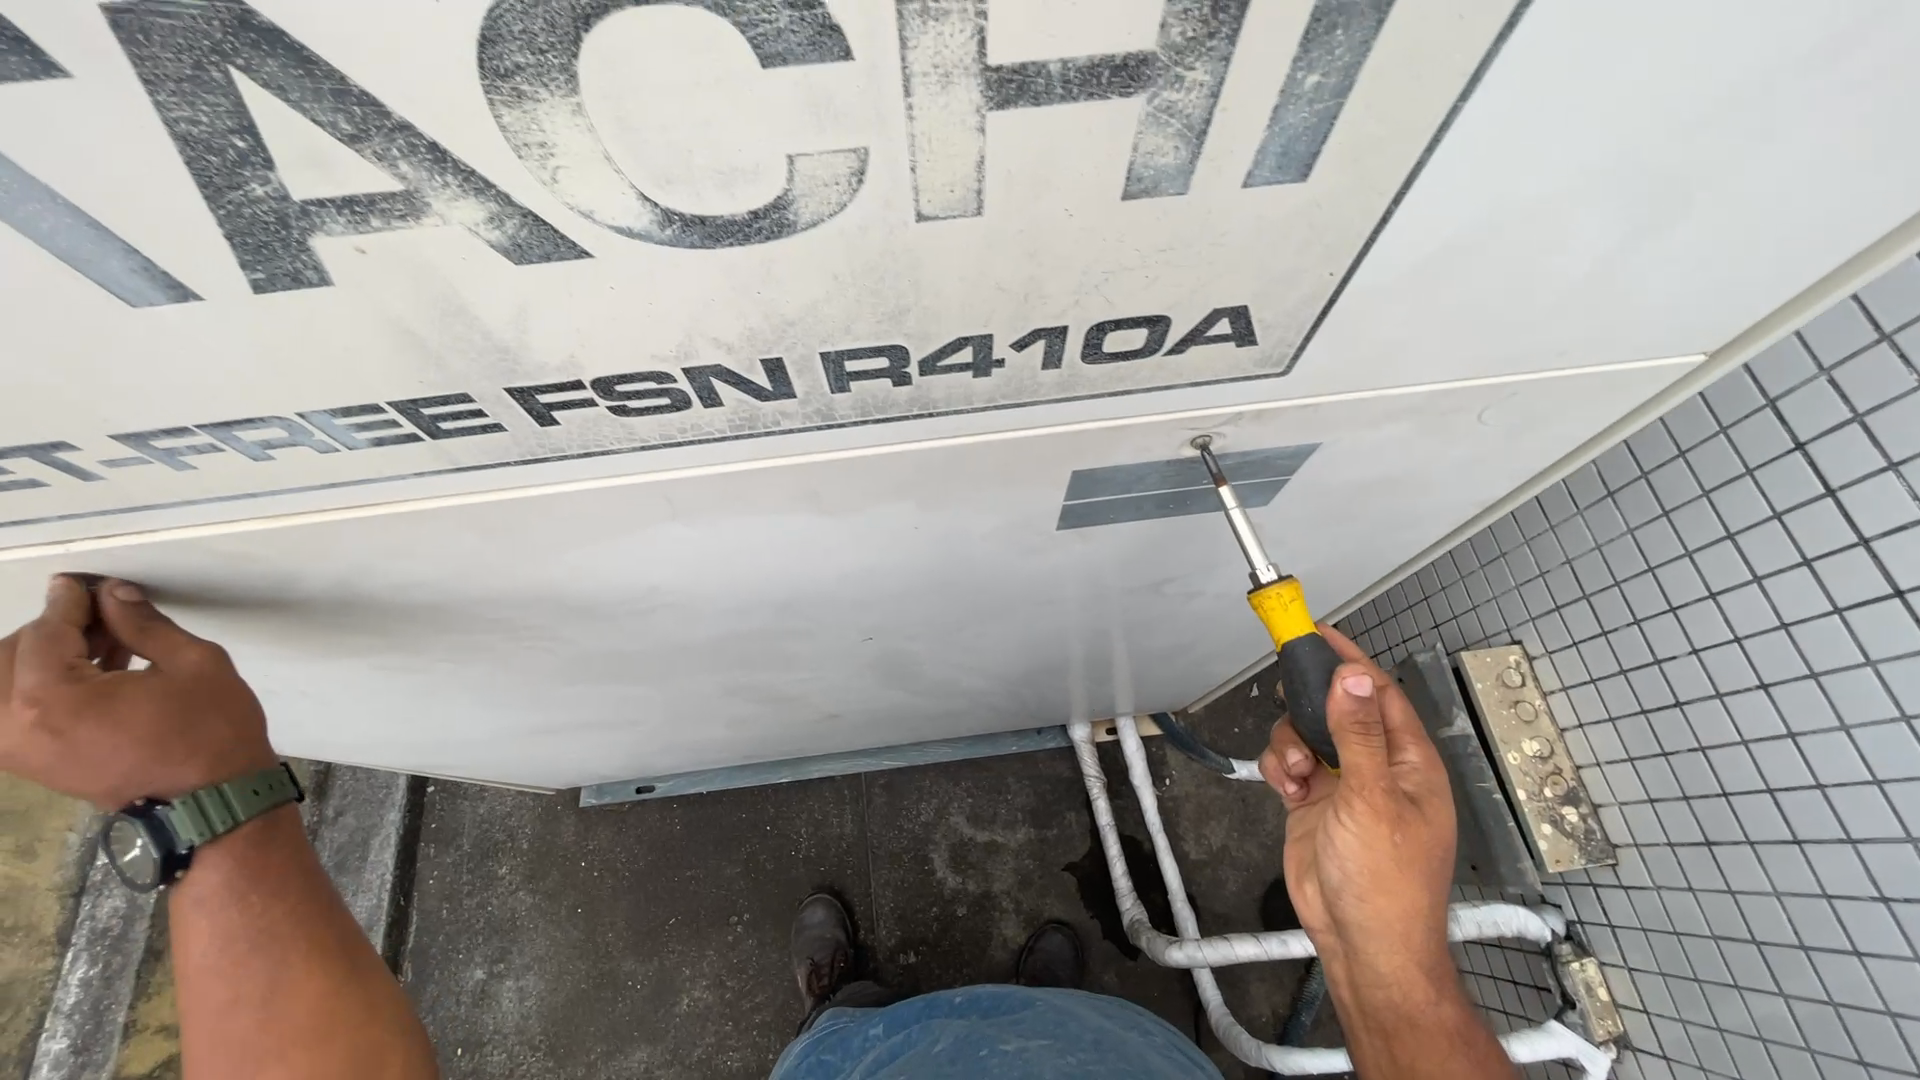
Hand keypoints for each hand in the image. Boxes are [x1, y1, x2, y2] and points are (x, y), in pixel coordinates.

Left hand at [0, 575, 275, 808]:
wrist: (211, 796)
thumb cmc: (211, 727)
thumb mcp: (196, 664)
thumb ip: (145, 626)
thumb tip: (113, 595)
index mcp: (52, 697)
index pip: (45, 633)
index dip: (68, 603)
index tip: (81, 584)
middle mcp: (12, 723)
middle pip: (8, 656)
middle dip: (51, 630)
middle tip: (102, 617)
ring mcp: (14, 748)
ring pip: (2, 684)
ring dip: (40, 658)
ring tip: (98, 647)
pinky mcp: (26, 761)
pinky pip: (11, 712)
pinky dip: (36, 687)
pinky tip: (89, 676)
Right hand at [1258, 625, 1455, 977]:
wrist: (1360, 941)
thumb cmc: (1384, 875)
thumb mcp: (1371, 798)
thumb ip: (1357, 733)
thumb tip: (1351, 676)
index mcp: (1408, 761)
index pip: (1379, 694)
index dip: (1350, 662)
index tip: (1317, 634)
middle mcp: (1376, 766)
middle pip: (1337, 709)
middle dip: (1309, 703)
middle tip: (1283, 687)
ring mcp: (1344, 785)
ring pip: (1306, 736)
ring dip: (1291, 745)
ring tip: (1293, 775)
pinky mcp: (1313, 803)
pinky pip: (1290, 765)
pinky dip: (1281, 770)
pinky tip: (1286, 791)